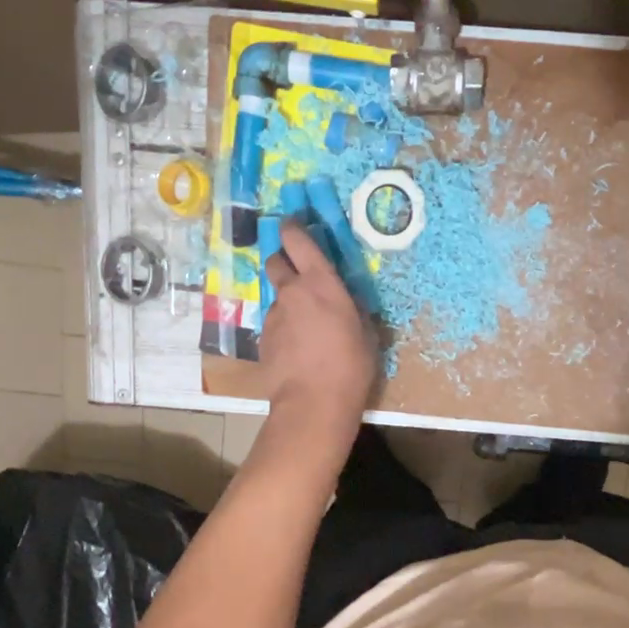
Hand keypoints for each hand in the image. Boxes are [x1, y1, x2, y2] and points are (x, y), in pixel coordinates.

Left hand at [260, 223, 378, 431]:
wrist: (313, 402)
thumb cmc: (351, 366)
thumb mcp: (366, 332)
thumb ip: (352, 308)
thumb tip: (345, 302)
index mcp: (320, 282)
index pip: (296, 238)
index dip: (292, 228)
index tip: (293, 225)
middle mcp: (291, 292)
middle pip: (275, 261)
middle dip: (283, 262)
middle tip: (298, 277)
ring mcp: (272, 316)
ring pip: (275, 298)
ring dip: (286, 304)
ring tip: (303, 328)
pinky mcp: (262, 341)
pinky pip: (273, 326)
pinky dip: (282, 331)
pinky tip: (296, 352)